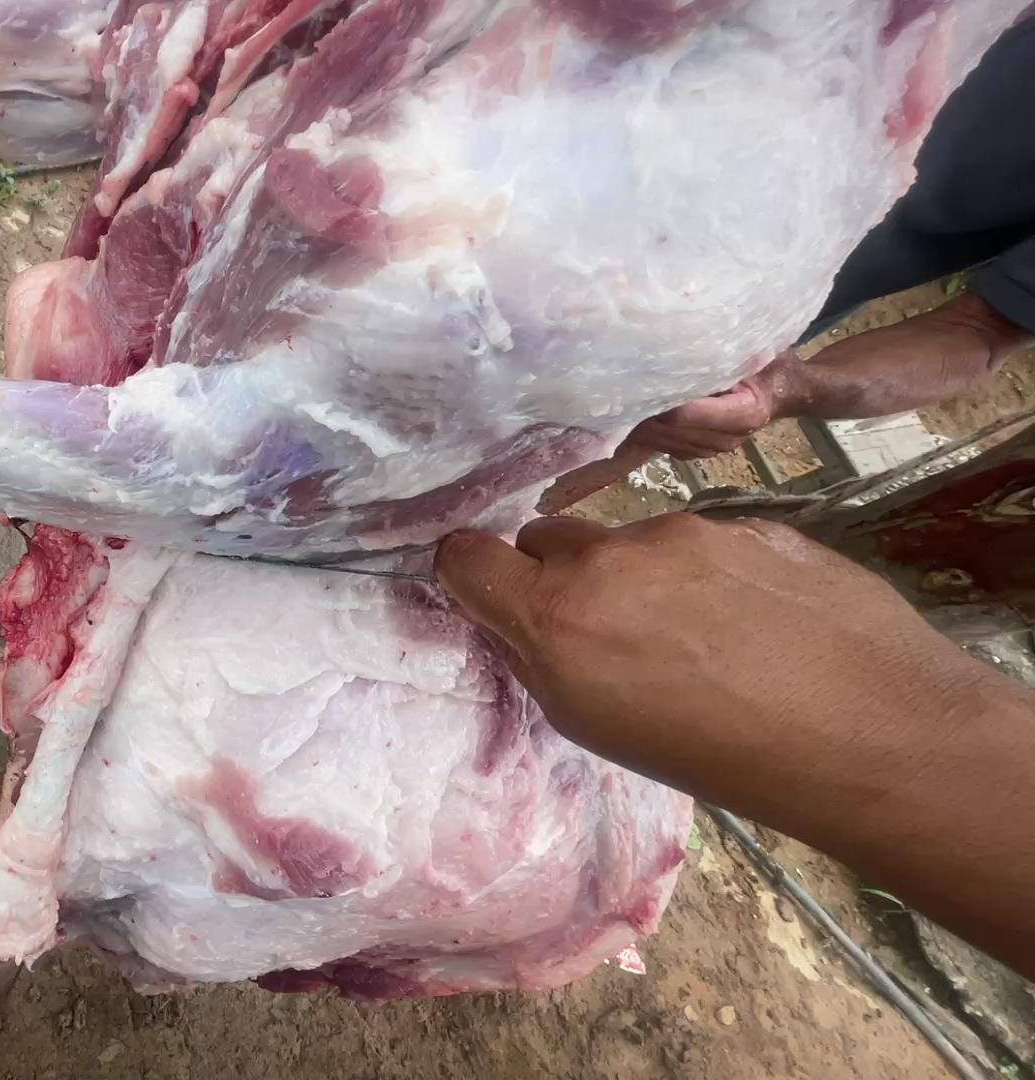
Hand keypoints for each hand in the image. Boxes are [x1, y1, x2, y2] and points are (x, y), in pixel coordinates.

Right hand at [431, 513, 979, 804]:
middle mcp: (605, 556)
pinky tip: (747, 617)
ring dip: (632, 572)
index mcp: (552, 610)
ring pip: (621, 539)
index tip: (487, 590)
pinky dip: (699, 570)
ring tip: (694, 627)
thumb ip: (529, 654)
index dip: (466, 571)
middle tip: (601, 621)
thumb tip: (509, 618)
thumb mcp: (581, 719)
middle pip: (541, 538)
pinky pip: (693, 539)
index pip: (462, 554)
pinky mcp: (748, 523)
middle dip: (554, 573)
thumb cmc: (704, 750)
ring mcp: (681, 532)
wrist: (875, 741)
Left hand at [624, 353, 799, 458]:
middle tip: (625, 388)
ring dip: (641, 421)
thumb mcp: (760, 354)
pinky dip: (647, 429)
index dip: (659, 399)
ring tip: (630, 397)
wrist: (782, 391)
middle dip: (645, 409)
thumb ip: (732, 357)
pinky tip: (641, 410)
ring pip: (657, 439)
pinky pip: (659, 444)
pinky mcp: (692, 452)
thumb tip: (695, 348)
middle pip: (665, 429)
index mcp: (743, 414)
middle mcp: (726, 439)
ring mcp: (708, 449)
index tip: (640, 382)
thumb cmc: (769, 368)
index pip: (682, 414)